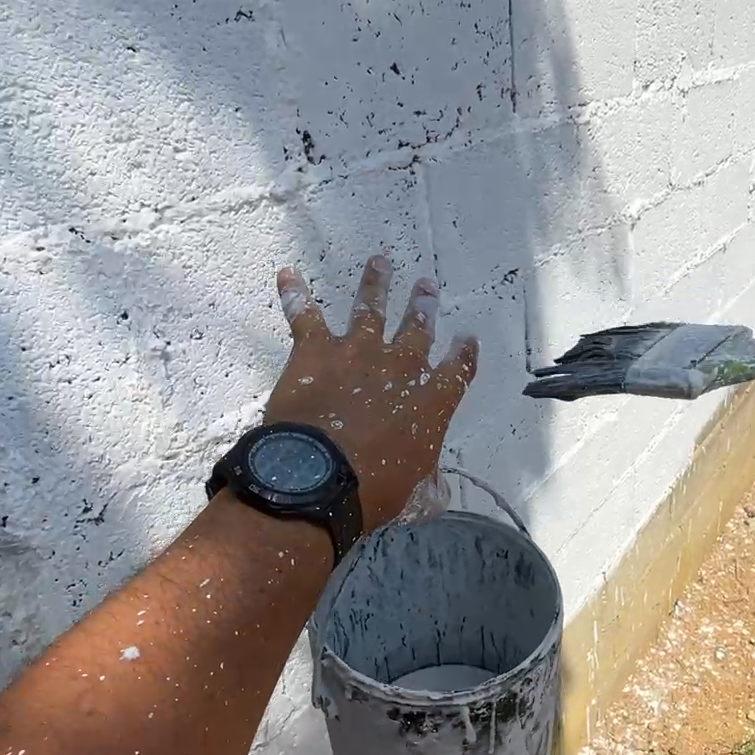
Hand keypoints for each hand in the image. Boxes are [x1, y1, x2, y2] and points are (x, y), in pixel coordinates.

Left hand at [264, 255, 477, 531]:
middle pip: (417, 331)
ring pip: (371, 309)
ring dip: (377, 284)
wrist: (320, 474)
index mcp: (430, 404)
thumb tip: (439, 493)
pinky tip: (287, 273)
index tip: (467, 338)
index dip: (463, 355)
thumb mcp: (413, 493)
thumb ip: (427, 484)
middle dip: (423, 308)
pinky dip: (296, 294)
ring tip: (381, 261)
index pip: (456, 372)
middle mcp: (400, 369)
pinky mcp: (316, 351)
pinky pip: (305, 316)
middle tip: (427, 286)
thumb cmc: (374, 489)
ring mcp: (358, 353)